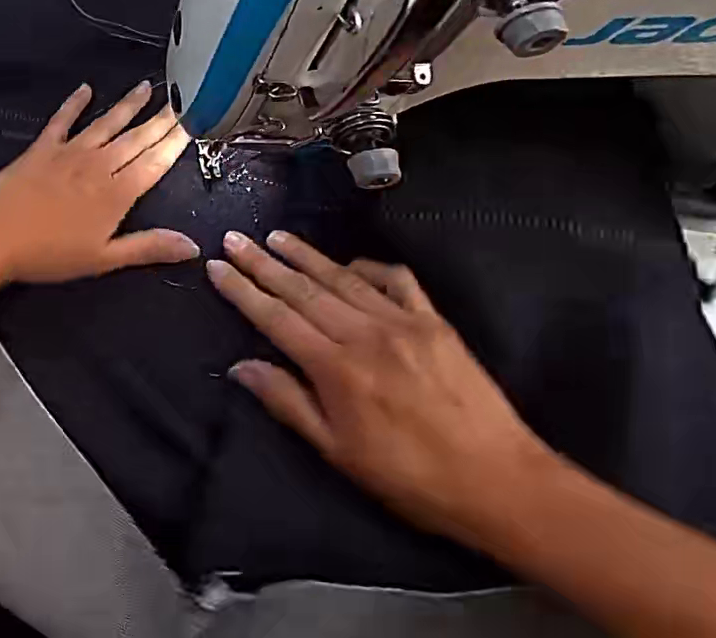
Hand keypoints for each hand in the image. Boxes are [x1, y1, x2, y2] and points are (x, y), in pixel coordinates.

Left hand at [0, 81, 196, 283]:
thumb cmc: (48, 254)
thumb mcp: (103, 259)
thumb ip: (149, 247)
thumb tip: (192, 246)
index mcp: (117, 193)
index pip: (156, 162)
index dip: (177, 142)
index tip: (195, 124)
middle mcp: (99, 165)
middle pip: (137, 139)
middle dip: (162, 119)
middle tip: (182, 99)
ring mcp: (70, 152)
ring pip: (108, 123)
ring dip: (129, 105)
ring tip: (147, 88)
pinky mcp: (43, 148)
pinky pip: (63, 120)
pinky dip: (75, 103)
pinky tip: (85, 90)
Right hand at [208, 230, 563, 547]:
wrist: (496, 478)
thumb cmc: (410, 477)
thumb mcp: (340, 454)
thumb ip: (289, 403)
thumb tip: (242, 367)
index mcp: (337, 369)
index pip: (277, 318)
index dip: (244, 291)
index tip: (219, 266)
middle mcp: (364, 333)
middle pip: (304, 290)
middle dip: (264, 263)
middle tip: (236, 238)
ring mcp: (401, 320)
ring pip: (343, 278)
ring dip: (307, 256)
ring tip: (278, 237)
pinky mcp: (433, 320)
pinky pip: (396, 280)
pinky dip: (369, 267)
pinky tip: (350, 263)